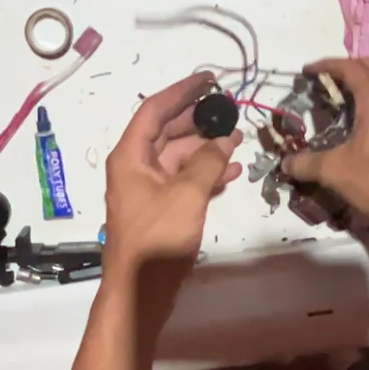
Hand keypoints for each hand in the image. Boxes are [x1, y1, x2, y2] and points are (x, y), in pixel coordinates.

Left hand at [103, 73, 242, 300]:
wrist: (141, 290)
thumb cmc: (157, 238)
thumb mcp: (187, 194)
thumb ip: (208, 162)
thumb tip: (224, 141)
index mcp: (130, 156)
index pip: (154, 110)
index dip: (181, 91)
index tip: (209, 79)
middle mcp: (135, 168)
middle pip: (167, 132)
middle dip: (198, 120)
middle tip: (229, 111)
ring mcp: (148, 190)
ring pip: (179, 158)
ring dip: (206, 148)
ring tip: (238, 141)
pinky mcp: (160, 210)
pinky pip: (184, 181)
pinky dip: (205, 174)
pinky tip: (231, 172)